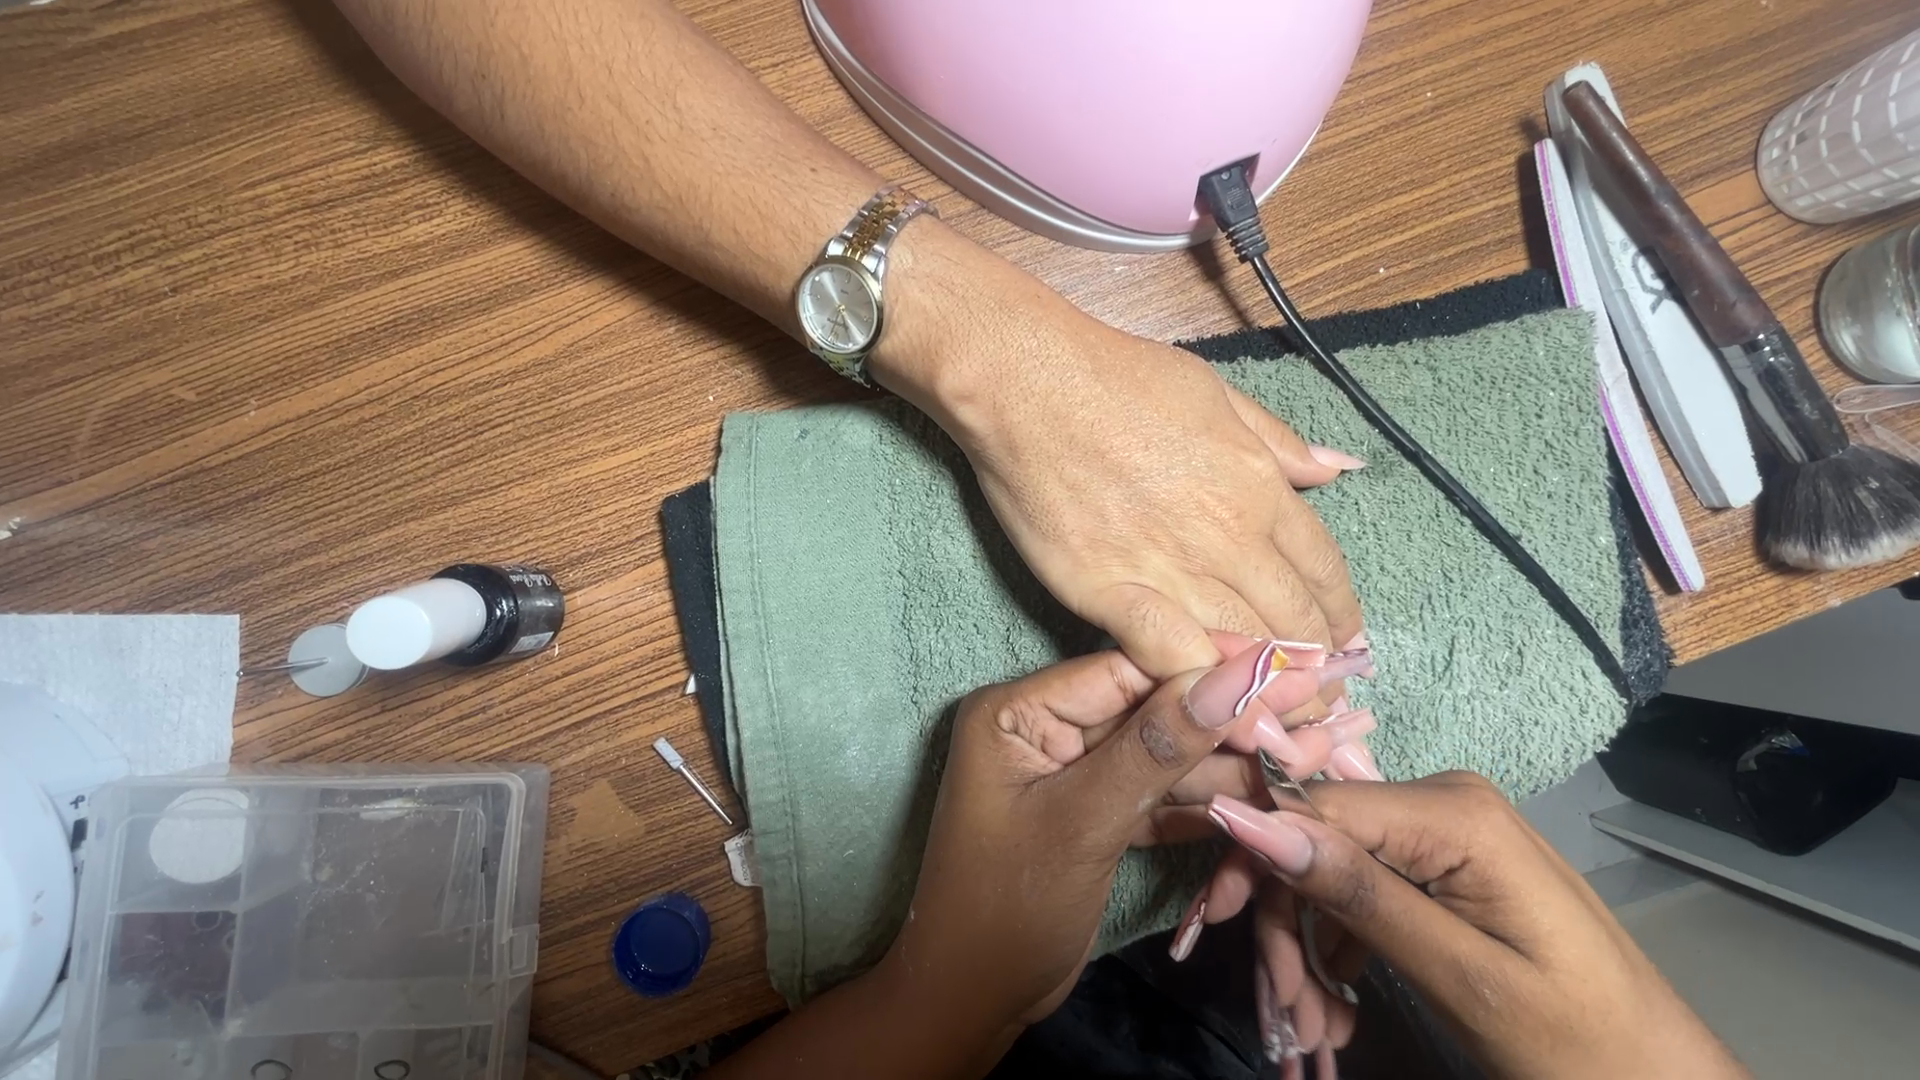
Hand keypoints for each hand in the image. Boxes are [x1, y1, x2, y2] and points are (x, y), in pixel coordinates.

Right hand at [874, 267, 1364, 685]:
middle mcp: (1229, 539)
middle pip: (1294, 621)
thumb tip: (1336, 470)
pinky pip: (1171, 658)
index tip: (1343, 642)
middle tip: (1320, 696)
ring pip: (1245, 651)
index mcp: (1258, 487)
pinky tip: (1214, 709)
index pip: (1324, 570)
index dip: (1341, 614)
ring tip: (1284, 719)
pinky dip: (1201, 689)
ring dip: (1272, 690)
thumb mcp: (1215, 392)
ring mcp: (1170, 571)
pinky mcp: (1110, 595)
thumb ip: (1277, 441)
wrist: (1029, 388)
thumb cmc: (1117, 378)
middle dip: (1318, 665)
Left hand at [881, 640, 1324, 1038]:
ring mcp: (1072, 769)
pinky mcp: (1095, 809)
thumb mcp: (1082, 822)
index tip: (1284, 666)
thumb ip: (1156, 748)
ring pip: (1161, 753)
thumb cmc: (1008, 906)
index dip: (1204, 667)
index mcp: (1018, 710)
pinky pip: (1157, 792)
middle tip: (1314, 707)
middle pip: (1150, 708)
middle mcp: (1045, 726)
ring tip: (1310, 754)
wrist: (975, 1000)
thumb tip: (1233, 676)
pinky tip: (1267, 793)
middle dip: (1227, 718)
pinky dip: (1205, 800)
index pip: (1123, 669)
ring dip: (1228, 763)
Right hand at [1207, 772, 1749, 1079]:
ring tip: (1310, 1022)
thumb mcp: (1464, 978)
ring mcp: (1440, 826)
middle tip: (1284, 1009)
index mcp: (1454, 813)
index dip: (1255, 856)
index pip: (1313, 807)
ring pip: (1329, 865)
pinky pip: (1360, 882)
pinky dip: (1337, 940)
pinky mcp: (1439, 857)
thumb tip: (1247, 819)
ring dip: (1307, 940)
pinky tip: (1337, 995)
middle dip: (1287, 920)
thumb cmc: (1586, 1046)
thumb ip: (1357, 892)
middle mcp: (1440, 797)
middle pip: (1318, 839)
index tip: (1215, 918)